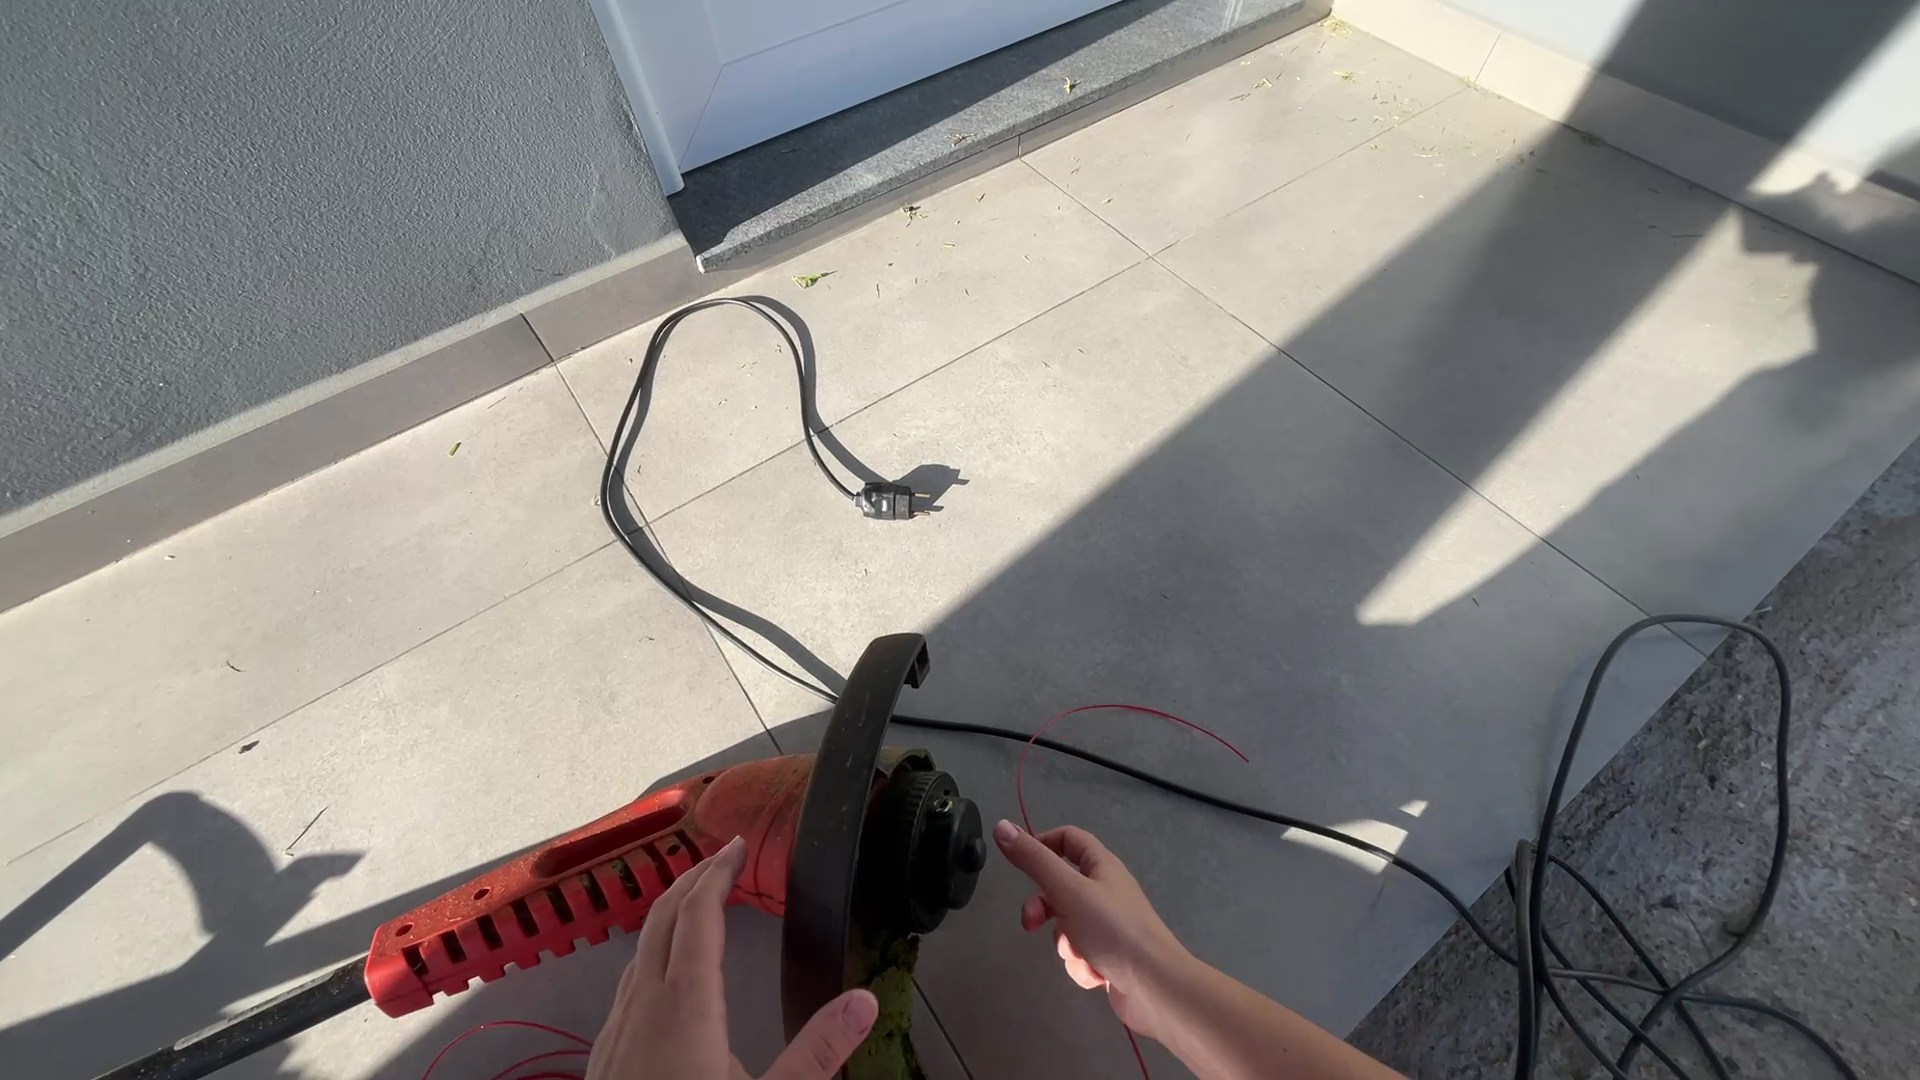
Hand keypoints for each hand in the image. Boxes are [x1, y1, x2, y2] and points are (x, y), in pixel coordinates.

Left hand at [585, 836, 879, 1079]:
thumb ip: (817, 1052)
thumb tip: (866, 999)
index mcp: (685, 1005)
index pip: (698, 914)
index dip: (718, 872)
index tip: (740, 844)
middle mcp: (643, 1007)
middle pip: (661, 918)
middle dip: (692, 878)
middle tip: (724, 858)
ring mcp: (616, 1035)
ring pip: (639, 949)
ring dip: (670, 913)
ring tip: (701, 903)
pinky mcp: (603, 1063)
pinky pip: (628, 983)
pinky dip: (654, 951)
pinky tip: (668, 975)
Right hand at [992, 820, 1194, 1040]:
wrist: (1155, 988)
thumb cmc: (1112, 929)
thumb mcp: (1067, 889)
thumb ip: (1033, 860)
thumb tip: (1002, 825)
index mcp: (1101, 865)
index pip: (1068, 838)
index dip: (1042, 844)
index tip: (1019, 863)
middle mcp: (1106, 890)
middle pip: (1061, 886)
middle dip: (1043, 906)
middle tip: (1030, 923)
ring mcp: (1109, 926)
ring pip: (1067, 924)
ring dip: (1066, 942)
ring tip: (1078, 954)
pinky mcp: (1110, 957)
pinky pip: (1081, 952)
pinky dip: (1081, 964)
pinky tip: (1095, 974)